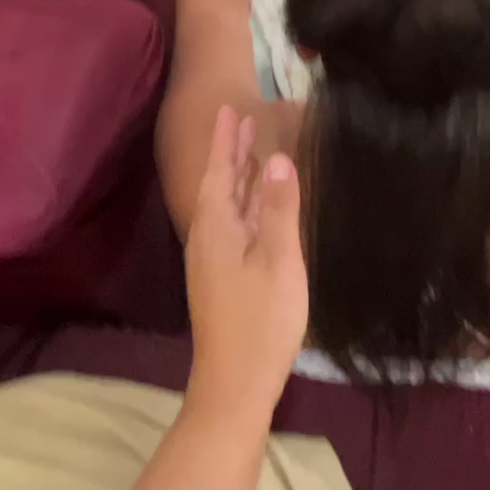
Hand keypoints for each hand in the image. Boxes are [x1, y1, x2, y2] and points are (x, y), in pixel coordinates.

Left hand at [183, 105, 308, 420]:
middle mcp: (210, 236)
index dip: (225, 139)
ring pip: (227, 204)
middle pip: (220, 184)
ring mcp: (215, 258)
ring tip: (253, 150)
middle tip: (245, 119)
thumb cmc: (261, 318)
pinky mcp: (223, 276)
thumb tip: (278, 158)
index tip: (228, 107)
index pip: (218, 170)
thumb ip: (279, 207)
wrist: (234, 382)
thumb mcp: (279, 259)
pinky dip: (246, 202)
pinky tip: (259, 205)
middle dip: (232, 152)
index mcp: (218, 226)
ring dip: (238, 175)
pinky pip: (234, 223)